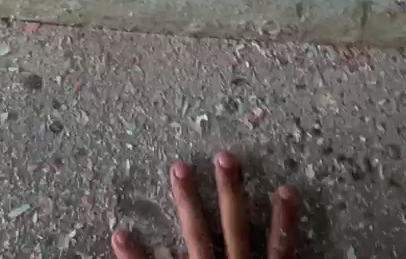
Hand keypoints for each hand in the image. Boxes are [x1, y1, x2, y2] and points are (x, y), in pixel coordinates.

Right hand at [110, 151, 297, 258]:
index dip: (134, 256)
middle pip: (198, 234)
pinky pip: (282, 248)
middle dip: (188, 201)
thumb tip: (131, 250)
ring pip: (237, 227)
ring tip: (227, 157)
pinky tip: (286, 191)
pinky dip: (284, 220)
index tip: (119, 233)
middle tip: (180, 167)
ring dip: (230, 192)